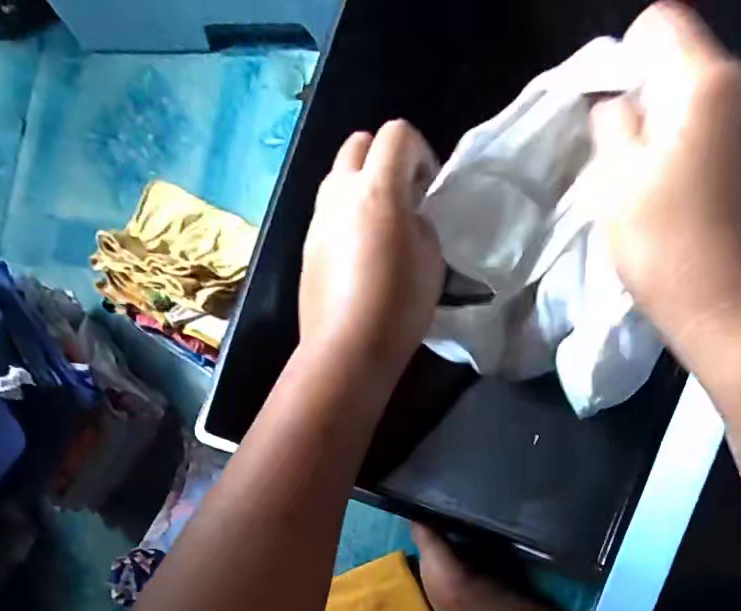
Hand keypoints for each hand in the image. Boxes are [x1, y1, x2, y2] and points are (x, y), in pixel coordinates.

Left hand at [299, 120, 444, 373]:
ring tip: (384, 227)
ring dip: (365, 185)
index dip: (422, 153)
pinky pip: (331, 210)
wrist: (347, 347)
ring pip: (340, 175)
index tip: (431, 189)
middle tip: (407, 198)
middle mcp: (341, 190)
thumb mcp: (432, 259)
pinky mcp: (308, 241)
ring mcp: (319, 215)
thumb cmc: (399, 305)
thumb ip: (422, 222)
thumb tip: (409, 216)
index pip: (397, 134)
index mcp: (378, 188)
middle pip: (361, 142)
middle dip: (387, 159)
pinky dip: (350, 214)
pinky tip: (364, 255)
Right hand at [589, 3, 740, 355]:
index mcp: (708, 79)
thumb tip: (621, 107)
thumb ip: (612, 127)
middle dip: (647, 102)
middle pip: (681, 64)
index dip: (626, 60)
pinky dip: (689, 154)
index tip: (614, 121)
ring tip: (651, 192)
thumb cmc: (668, 247)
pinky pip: (715, 133)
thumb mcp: (616, 182)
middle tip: (626, 166)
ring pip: (696, 103)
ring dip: (665, 134)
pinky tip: (678, 201)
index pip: (660, 25)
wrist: (734, 311)